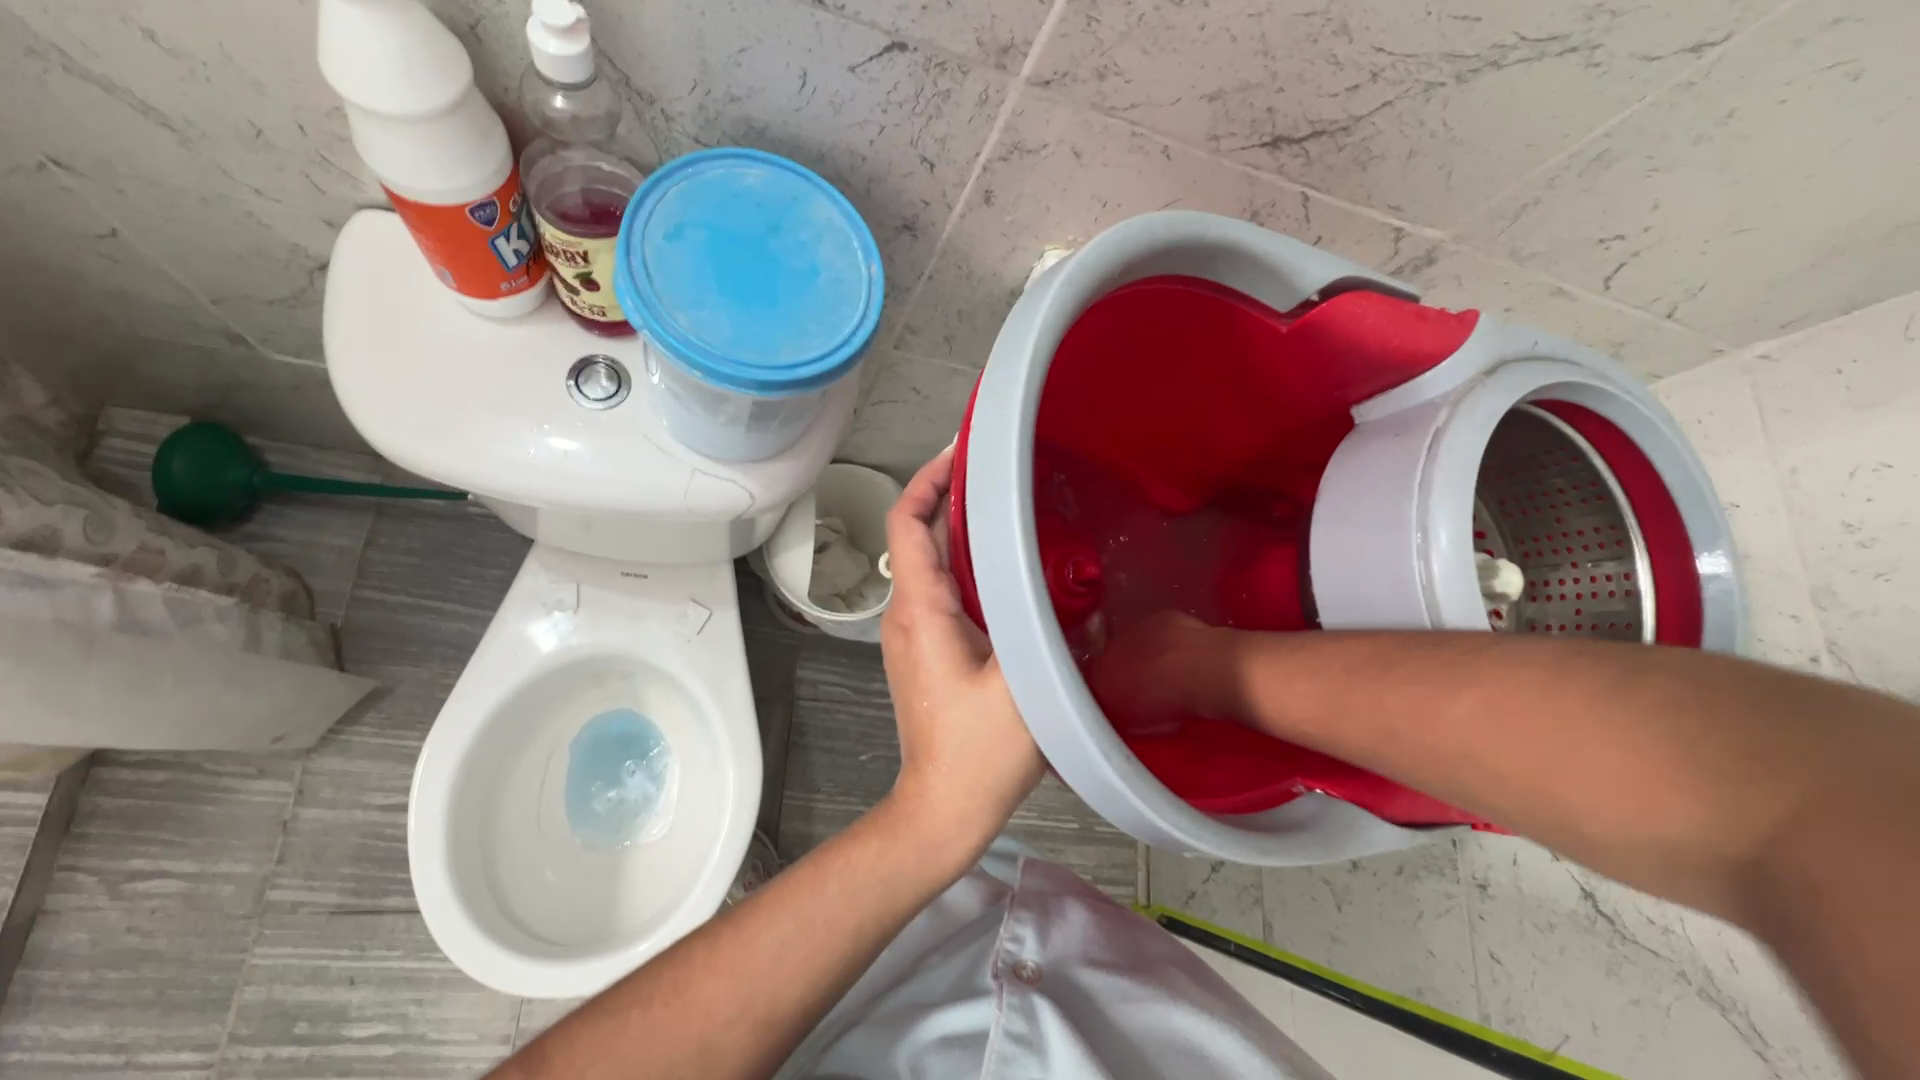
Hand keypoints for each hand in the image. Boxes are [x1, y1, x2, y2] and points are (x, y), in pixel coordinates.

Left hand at [878, 449, 1044, 861]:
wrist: (942, 808)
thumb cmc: (979, 752)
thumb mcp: (1024, 684)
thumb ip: (1047, 630)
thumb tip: (1079, 591)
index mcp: (921, 610)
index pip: (907, 522)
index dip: (928, 478)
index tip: (964, 451)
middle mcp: (906, 615)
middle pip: (919, 536)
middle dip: (954, 496)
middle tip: (1004, 473)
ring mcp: (913, 635)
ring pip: (931, 565)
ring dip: (963, 531)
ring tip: (1015, 510)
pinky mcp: (927, 653)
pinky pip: (942, 592)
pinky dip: (968, 567)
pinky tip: (1012, 571)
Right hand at [1086, 611, 1234, 734]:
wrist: (1191, 669)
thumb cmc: (1163, 704)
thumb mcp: (1139, 724)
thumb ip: (1125, 713)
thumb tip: (1127, 711)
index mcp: (1099, 679)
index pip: (1098, 683)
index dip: (1113, 689)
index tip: (1128, 698)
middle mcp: (1109, 650)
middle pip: (1114, 658)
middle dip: (1128, 668)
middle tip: (1150, 684)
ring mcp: (1134, 629)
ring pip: (1136, 641)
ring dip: (1148, 652)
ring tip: (1170, 668)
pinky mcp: (1159, 617)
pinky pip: (1160, 630)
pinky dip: (1169, 640)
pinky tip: (1185, 652)